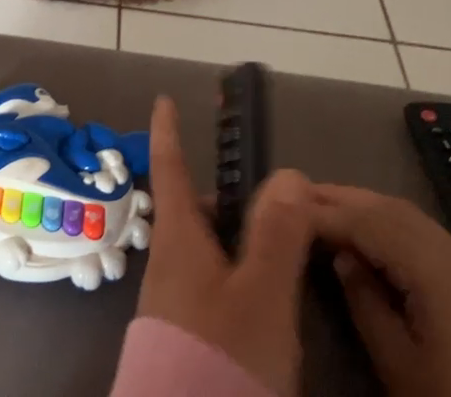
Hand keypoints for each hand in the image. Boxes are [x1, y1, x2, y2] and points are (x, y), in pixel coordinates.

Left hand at [136, 97, 315, 394]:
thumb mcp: (260, 292)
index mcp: (179, 238)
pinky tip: (263, 297)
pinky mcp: (184, 326)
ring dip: (236, 240)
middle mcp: (169, 260)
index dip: (168, 132)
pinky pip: (210, 280)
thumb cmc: (223, 350)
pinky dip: (236, 272)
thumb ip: (276, 234)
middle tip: (273, 206)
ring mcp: (173, 295)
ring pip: (205, 249)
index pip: (170, 169)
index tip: (163, 99)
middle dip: (228, 199)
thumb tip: (287, 174)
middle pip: (195, 211)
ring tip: (281, 255)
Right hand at [311, 184, 450, 395]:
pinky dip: (397, 234)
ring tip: (327, 213)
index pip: (373, 223)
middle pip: (399, 212)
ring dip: (372, 212)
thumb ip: (367, 305)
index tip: (284, 207)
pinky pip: (437, 248)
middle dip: (347, 199)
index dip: (327, 211)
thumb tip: (344, 257)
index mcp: (443, 279)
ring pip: (420, 226)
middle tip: (297, 196)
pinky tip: (374, 246)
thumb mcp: (401, 369)